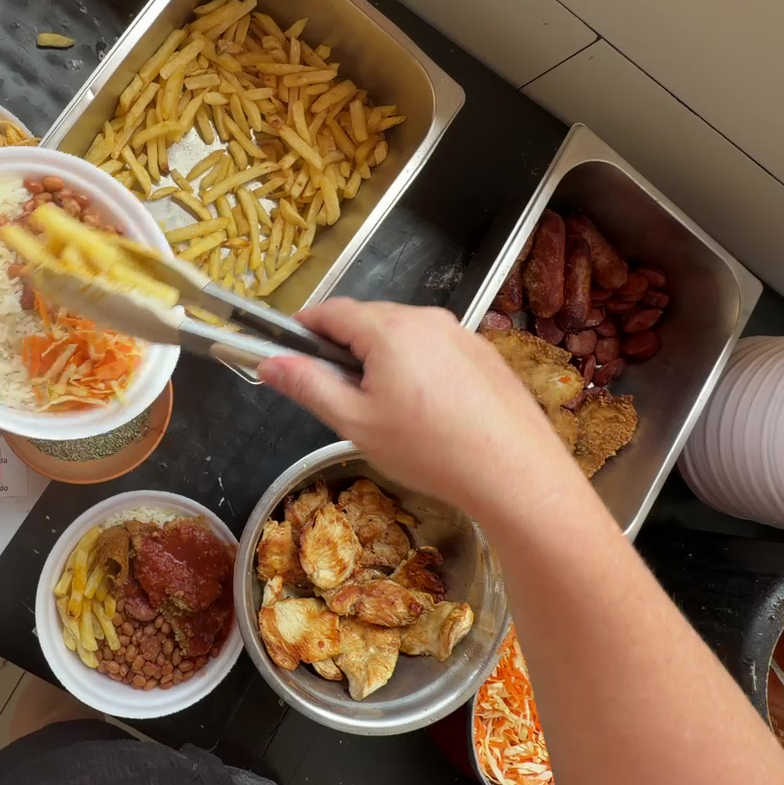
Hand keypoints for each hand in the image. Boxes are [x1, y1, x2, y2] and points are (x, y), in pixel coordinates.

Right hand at [258, 298, 585, 518]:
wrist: (514, 474)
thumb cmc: (428, 450)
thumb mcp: (355, 422)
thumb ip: (308, 385)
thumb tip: (269, 363)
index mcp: (389, 329)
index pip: (331, 310)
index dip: (304, 326)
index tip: (289, 346)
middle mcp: (426, 319)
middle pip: (367, 318)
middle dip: (343, 344)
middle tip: (335, 388)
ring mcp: (459, 332)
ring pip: (402, 332)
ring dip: (380, 355)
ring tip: (382, 404)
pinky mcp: (483, 352)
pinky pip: (433, 346)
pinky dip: (415, 364)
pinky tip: (424, 407)